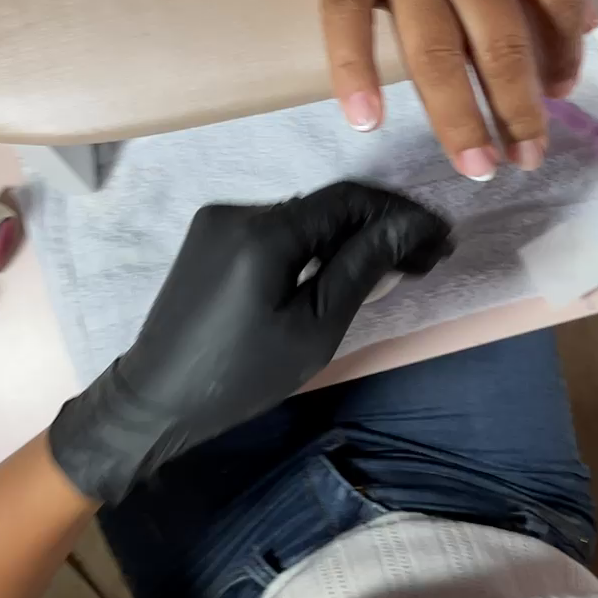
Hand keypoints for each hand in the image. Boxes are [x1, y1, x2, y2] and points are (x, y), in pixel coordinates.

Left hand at [48, 181, 451, 502]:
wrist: (156, 398)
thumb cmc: (241, 375)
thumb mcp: (314, 328)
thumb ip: (362, 267)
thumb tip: (410, 226)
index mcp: (265, 231)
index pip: (350, 199)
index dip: (401, 214)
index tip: (441, 237)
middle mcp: (239, 209)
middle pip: (326, 206)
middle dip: (379, 227)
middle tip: (426, 259)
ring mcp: (219, 220)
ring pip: (302, 217)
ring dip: (347, 238)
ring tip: (391, 269)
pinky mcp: (210, 236)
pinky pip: (275, 230)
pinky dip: (311, 246)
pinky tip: (337, 270)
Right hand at [265, 0, 591, 178]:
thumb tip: (579, 17)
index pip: (554, 5)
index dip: (563, 61)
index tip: (560, 100)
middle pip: (499, 44)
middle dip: (518, 111)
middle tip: (526, 160)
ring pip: (432, 49)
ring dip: (456, 115)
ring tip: (475, 165)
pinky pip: (342, 19)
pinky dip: (351, 70)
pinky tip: (364, 119)